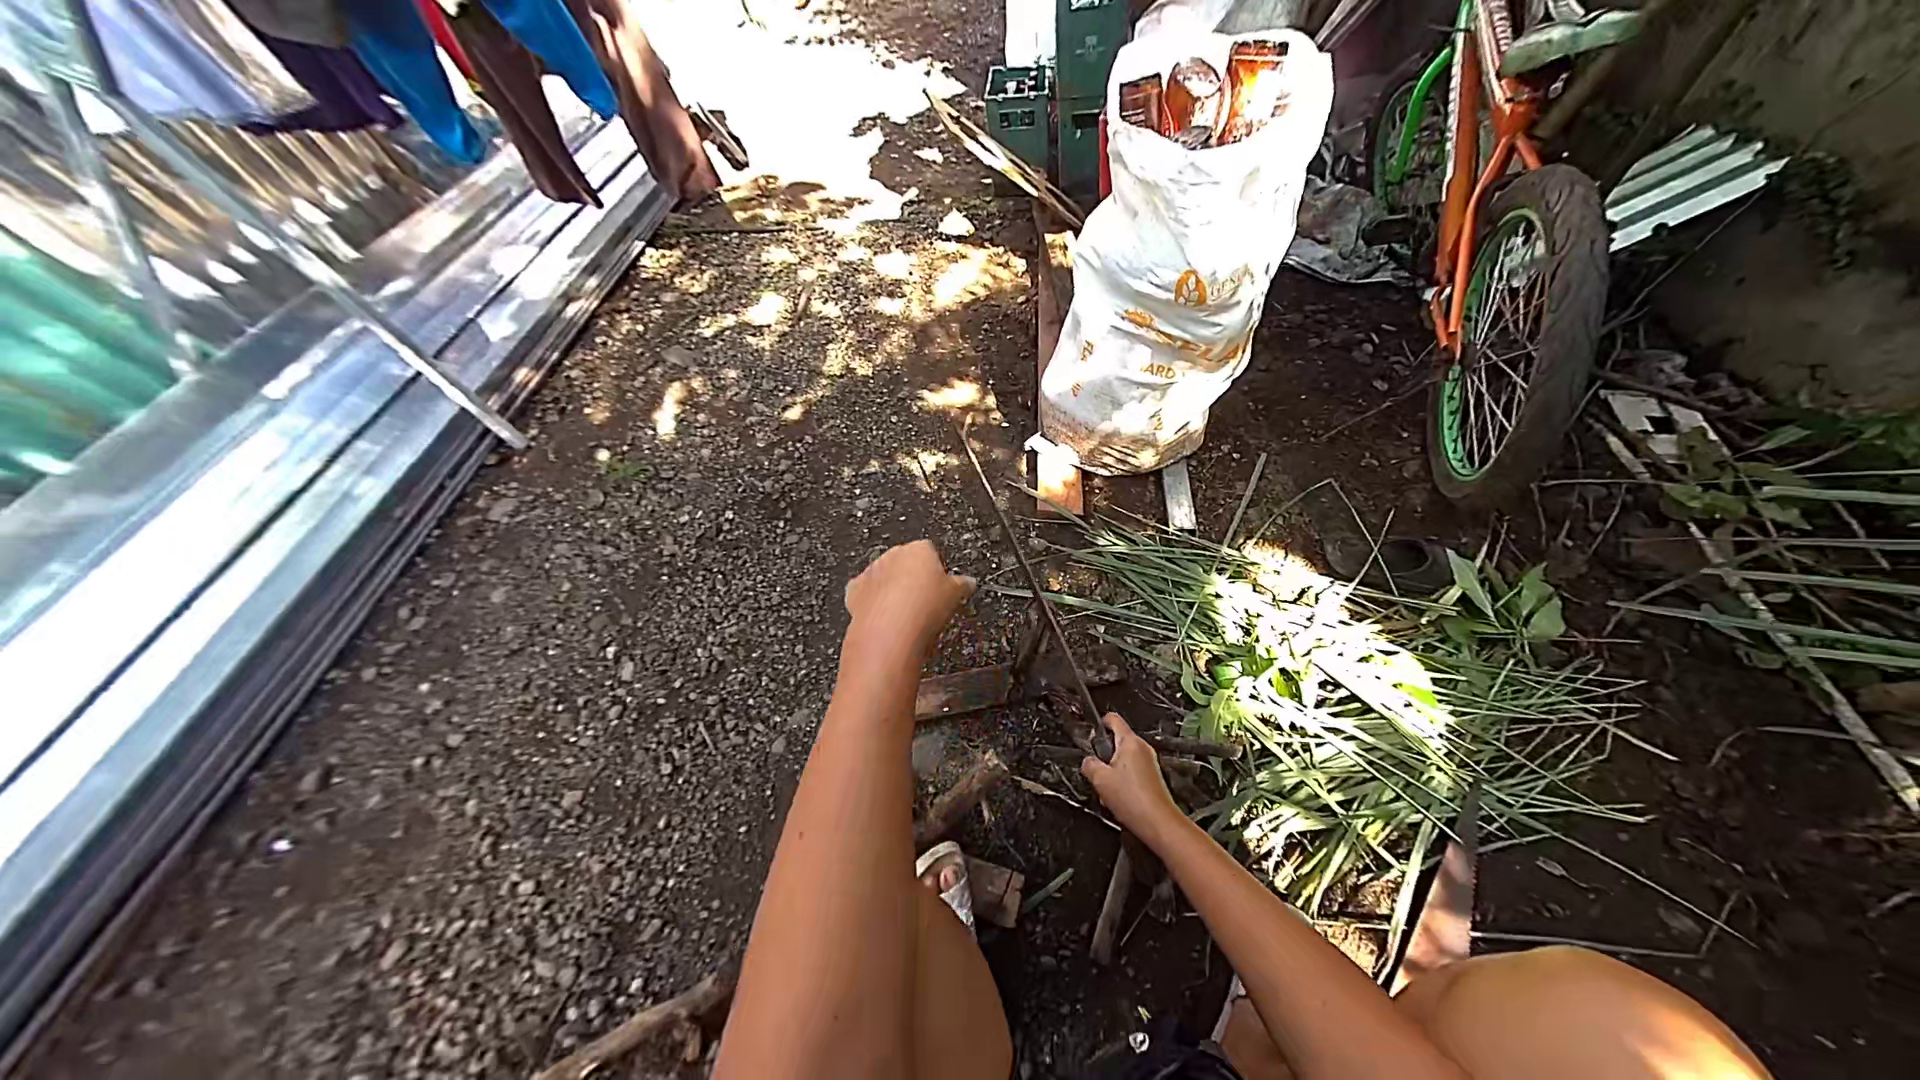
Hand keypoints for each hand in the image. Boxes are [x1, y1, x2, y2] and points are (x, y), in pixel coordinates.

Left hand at [843, 540, 974, 665]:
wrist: (889, 630)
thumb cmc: (924, 608)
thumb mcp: (955, 596)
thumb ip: (962, 585)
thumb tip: (969, 582)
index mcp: (920, 549)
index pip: (931, 553)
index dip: (936, 572)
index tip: (940, 589)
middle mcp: (893, 555)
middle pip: (906, 563)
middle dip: (912, 579)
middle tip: (924, 603)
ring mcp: (872, 571)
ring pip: (884, 577)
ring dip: (891, 591)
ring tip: (904, 615)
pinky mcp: (855, 591)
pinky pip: (866, 594)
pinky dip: (872, 603)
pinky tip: (883, 618)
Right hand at [1081, 712, 1181, 839]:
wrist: (1158, 824)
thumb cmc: (1135, 801)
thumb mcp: (1099, 779)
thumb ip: (1089, 764)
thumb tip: (1088, 762)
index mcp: (1130, 742)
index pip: (1113, 719)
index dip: (1100, 722)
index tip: (1093, 730)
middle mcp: (1143, 749)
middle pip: (1117, 742)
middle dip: (1104, 756)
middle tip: (1097, 771)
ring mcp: (1150, 764)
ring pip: (1123, 760)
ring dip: (1112, 772)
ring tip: (1108, 789)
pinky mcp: (1152, 779)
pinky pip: (1132, 774)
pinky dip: (1122, 783)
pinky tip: (1119, 799)